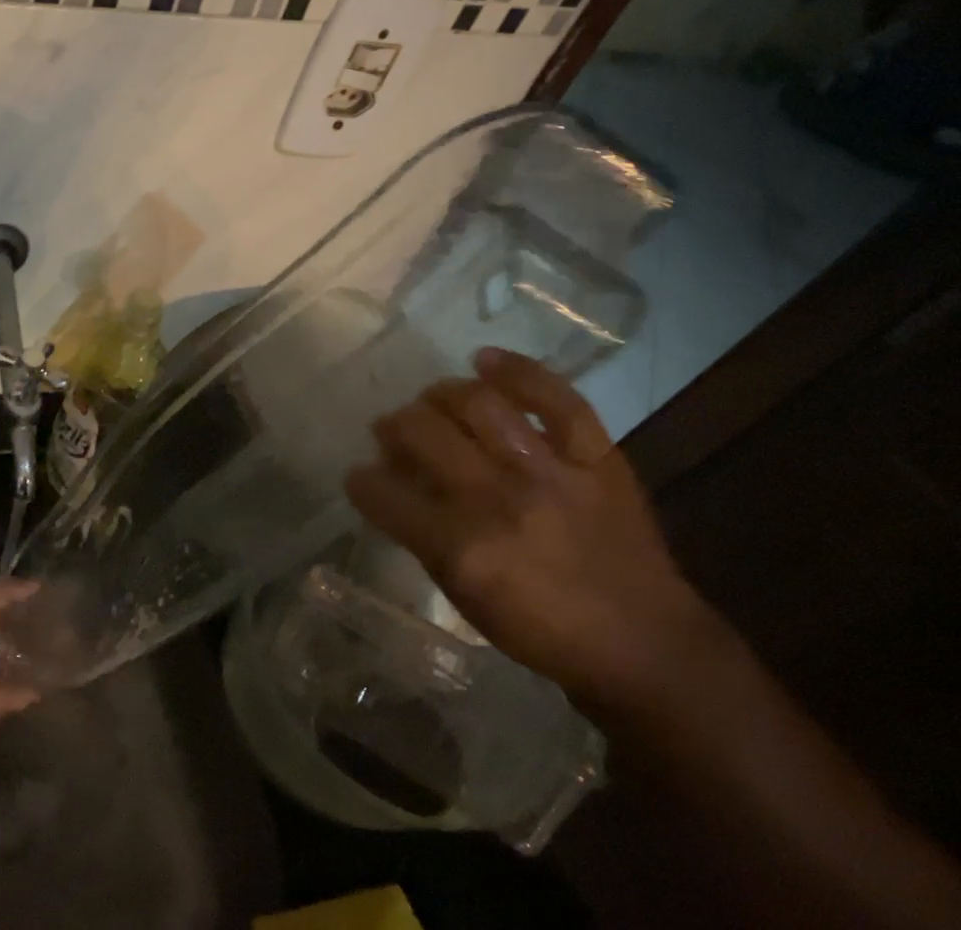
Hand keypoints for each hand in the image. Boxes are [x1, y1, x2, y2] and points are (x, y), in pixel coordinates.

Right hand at [345, 347, 710, 708]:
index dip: (361, 481)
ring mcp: (550, 471)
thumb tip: (396, 488)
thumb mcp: (463, 594)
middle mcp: (497, 498)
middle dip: (392, 428)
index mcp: (459, 545)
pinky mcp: (596, 457)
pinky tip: (486, 360)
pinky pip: (558, 398)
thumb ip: (424, 537)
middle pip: (421, 432)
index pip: (383, 493)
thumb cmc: (539, 631)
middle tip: (391, 433)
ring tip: (432, 402)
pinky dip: (519, 371)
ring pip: (478, 404)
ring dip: (441, 395)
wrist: (643, 643)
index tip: (361, 478)